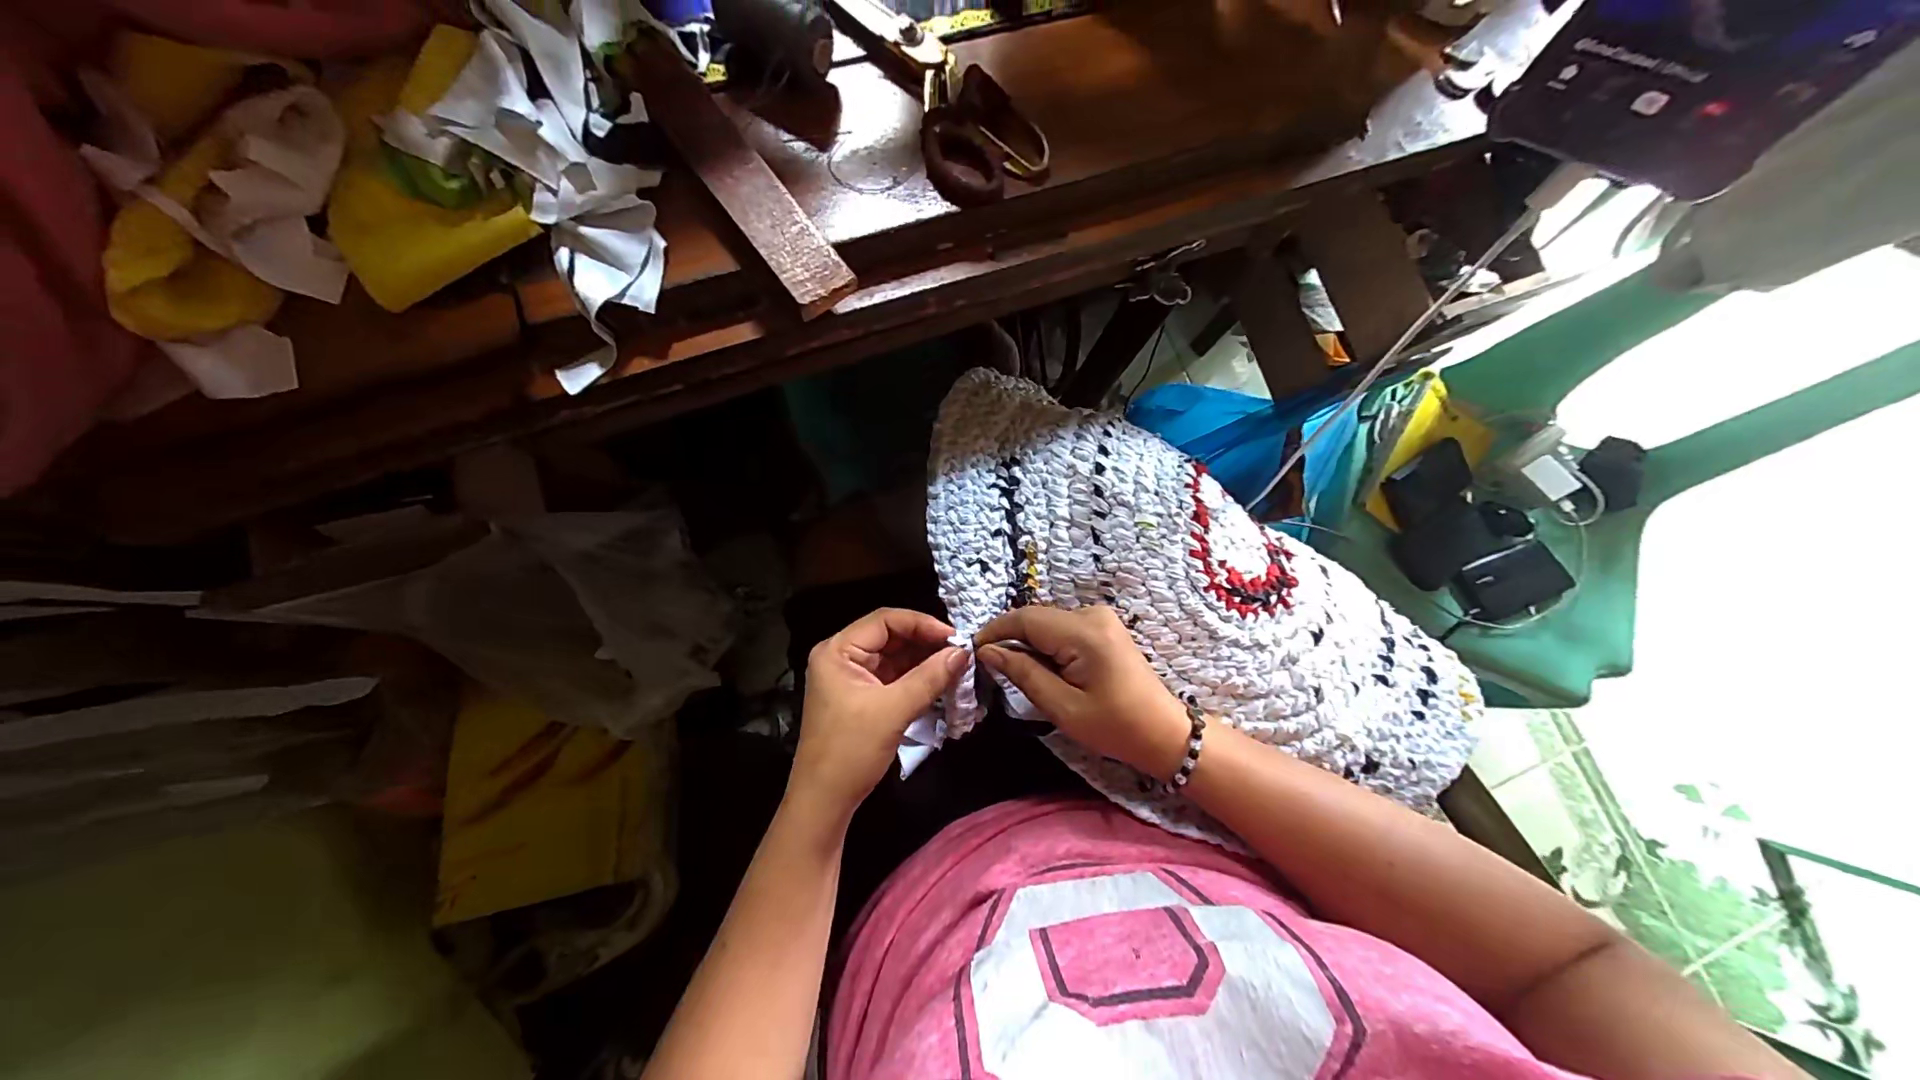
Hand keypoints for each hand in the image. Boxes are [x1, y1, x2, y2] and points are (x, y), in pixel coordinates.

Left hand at [794, 608, 967, 818]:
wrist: (824, 801)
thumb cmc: (851, 750)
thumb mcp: (893, 711)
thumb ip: (929, 677)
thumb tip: (962, 653)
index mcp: (837, 650)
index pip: (885, 620)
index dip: (922, 624)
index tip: (954, 638)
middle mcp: (842, 657)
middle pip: (891, 636)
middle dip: (926, 643)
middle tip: (960, 653)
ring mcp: (852, 678)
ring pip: (895, 658)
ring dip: (925, 661)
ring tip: (957, 667)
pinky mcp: (862, 698)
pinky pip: (894, 678)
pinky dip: (917, 679)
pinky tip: (942, 682)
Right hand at [975, 605, 1192, 780]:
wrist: (1164, 732)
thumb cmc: (1115, 727)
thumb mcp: (1063, 707)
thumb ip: (1024, 674)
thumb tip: (988, 652)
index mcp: (1084, 632)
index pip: (1025, 619)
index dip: (994, 631)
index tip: (972, 652)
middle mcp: (1092, 614)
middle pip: (1035, 618)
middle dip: (1009, 639)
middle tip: (989, 668)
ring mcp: (1100, 618)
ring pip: (1046, 623)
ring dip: (1027, 643)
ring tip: (1015, 673)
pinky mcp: (1103, 627)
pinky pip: (1061, 629)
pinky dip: (1045, 645)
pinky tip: (1042, 669)